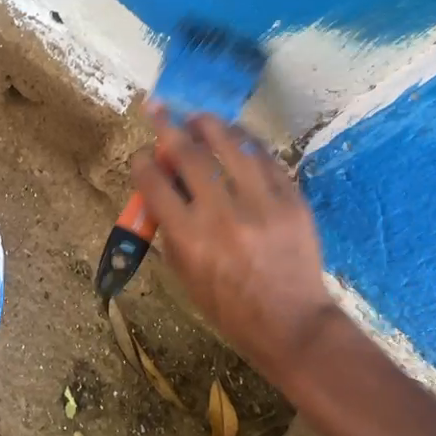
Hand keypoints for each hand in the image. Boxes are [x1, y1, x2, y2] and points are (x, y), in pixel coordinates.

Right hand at [129, 112, 343, 383]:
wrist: (294, 326)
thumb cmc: (229, 306)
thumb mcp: (185, 274)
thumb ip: (170, 227)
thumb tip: (163, 184)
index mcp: (190, 238)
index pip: (154, 183)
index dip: (142, 162)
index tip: (141, 155)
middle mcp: (222, 215)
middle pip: (188, 154)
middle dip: (167, 126)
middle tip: (158, 109)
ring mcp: (261, 205)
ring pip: (230, 145)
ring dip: (209, 125)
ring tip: (198, 118)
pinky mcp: (292, 201)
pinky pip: (266, 159)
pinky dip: (247, 143)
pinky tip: (235, 137)